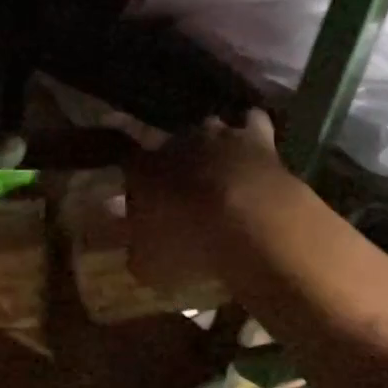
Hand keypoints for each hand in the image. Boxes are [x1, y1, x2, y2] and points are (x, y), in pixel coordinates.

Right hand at [124, 109, 290, 296]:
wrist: (254, 229)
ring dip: (209, 145)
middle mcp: (178, 143)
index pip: (127, 163)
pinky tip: (252, 150)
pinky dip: (250, 132)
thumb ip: (135, 249)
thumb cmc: (189, 249)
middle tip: (178, 192)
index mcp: (145, 170)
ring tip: (215, 170)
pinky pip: (252, 123)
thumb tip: (129, 245)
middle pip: (169, 146)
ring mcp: (220, 136)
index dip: (132, 180)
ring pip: (208, 128)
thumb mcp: (147, 265)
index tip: (135, 198)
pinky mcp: (259, 139)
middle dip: (171, 165)